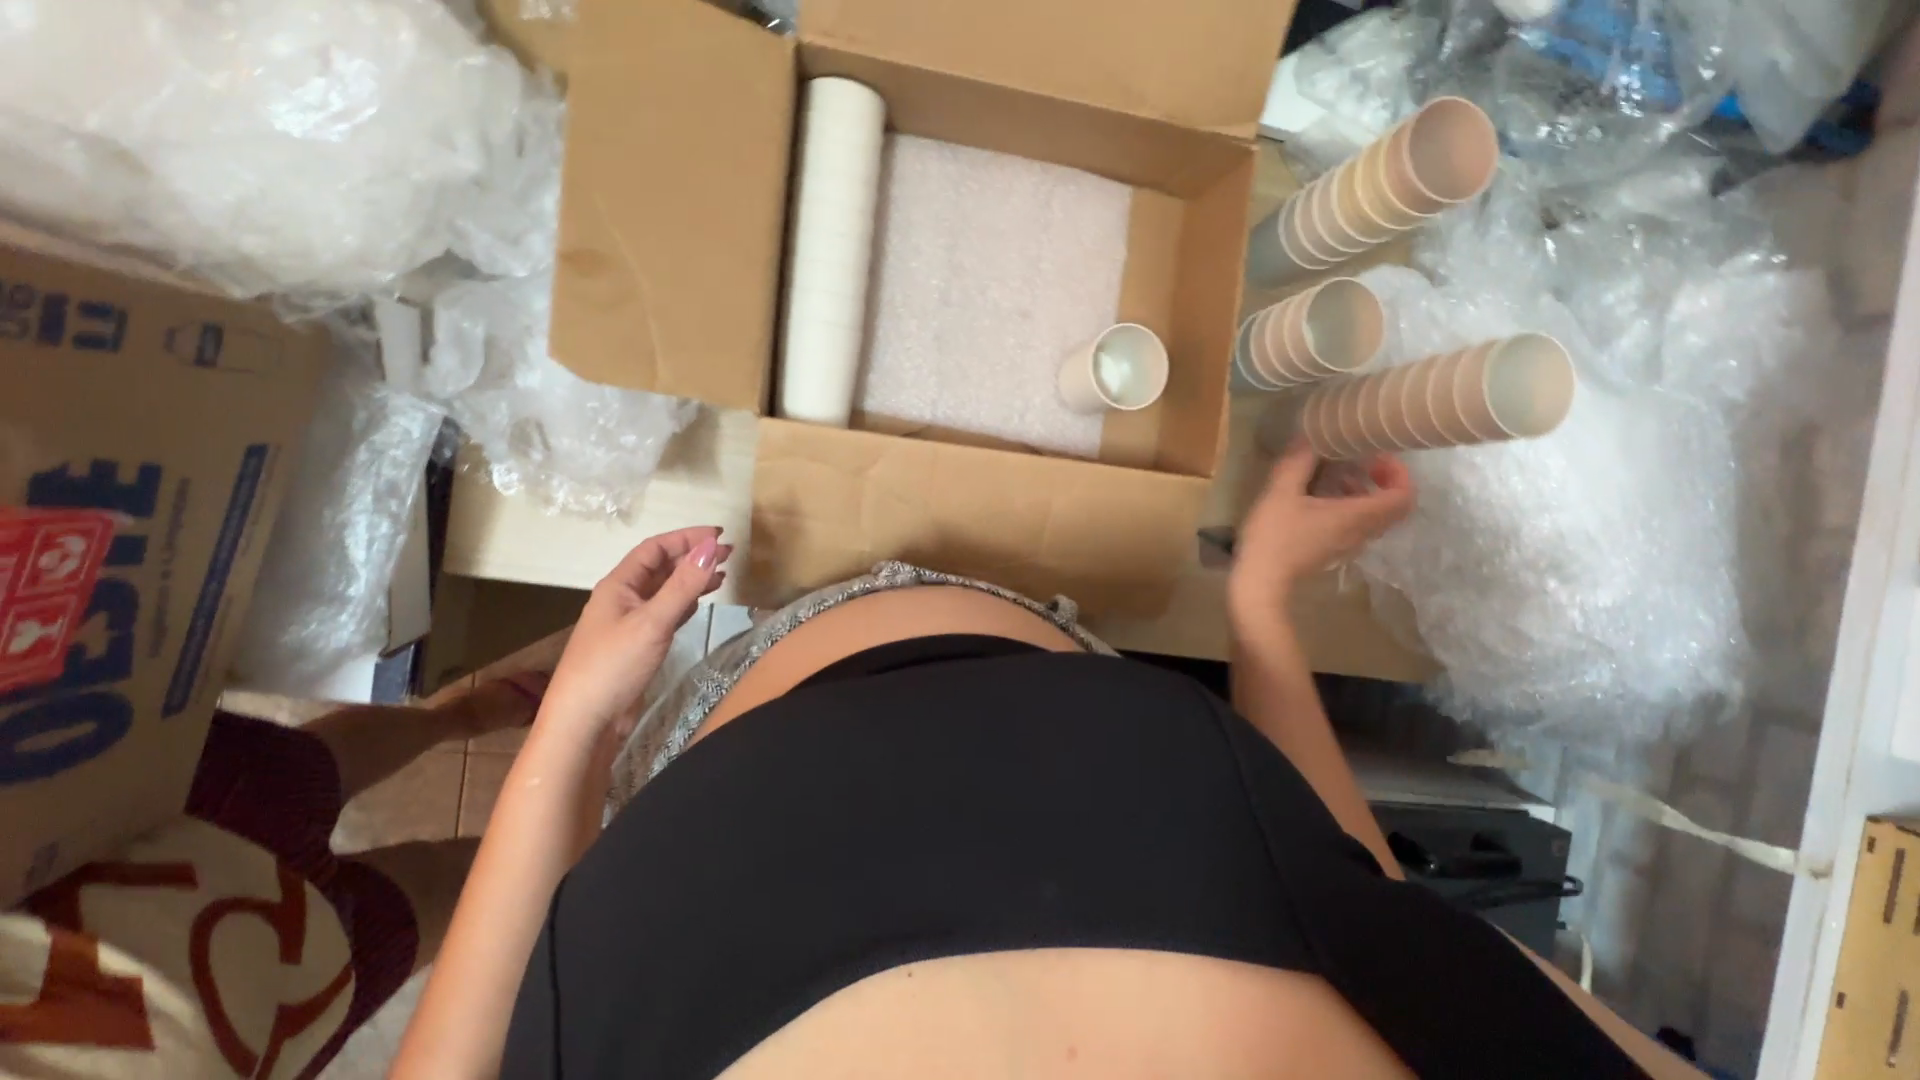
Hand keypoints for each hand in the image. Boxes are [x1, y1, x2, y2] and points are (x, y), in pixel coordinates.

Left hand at [536, 527, 733, 744]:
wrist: (585, 720)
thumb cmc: (614, 665)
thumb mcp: (653, 621)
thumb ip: (683, 585)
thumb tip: (712, 547)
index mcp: (619, 585)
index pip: (655, 548)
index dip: (686, 538)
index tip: (719, 535)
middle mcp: (623, 598)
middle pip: (660, 567)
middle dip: (693, 557)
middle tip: (729, 554)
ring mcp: (630, 623)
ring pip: (664, 591)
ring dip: (691, 580)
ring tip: (723, 576)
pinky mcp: (638, 646)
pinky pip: (665, 614)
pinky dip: (685, 604)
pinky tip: (700, 604)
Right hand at [1229, 439, 1412, 629]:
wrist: (1260, 582)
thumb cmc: (1273, 537)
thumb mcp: (1280, 492)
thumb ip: (1297, 462)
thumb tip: (1310, 437)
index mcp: (1356, 516)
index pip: (1403, 496)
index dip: (1398, 472)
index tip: (1375, 456)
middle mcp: (1361, 533)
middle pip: (1393, 506)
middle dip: (1381, 479)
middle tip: (1359, 461)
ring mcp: (1348, 546)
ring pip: (1374, 516)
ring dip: (1362, 492)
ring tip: (1334, 475)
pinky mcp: (1332, 552)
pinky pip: (1355, 525)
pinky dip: (1348, 507)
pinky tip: (1317, 499)